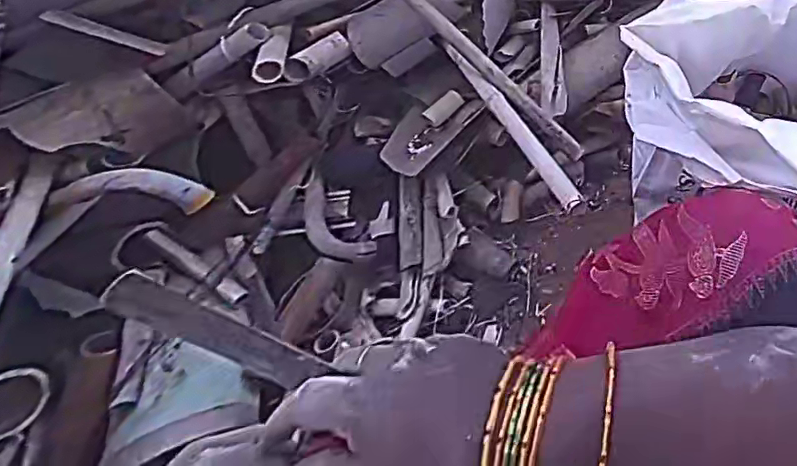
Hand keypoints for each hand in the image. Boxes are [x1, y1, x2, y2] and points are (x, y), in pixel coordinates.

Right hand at [176, 337, 506, 465]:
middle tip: (337, 430)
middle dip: (336, 395)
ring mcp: (429, 346)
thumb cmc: (449, 458)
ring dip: (376, 382)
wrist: (518, 425)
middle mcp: (393, 361)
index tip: (278, 436)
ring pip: (386, 358)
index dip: (283, 419)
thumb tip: (310, 459)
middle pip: (347, 368)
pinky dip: (411, 372)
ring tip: (384, 417)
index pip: (305, 398)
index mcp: (363, 398)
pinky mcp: (460, 342)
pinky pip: (422, 353)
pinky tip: (422, 399)